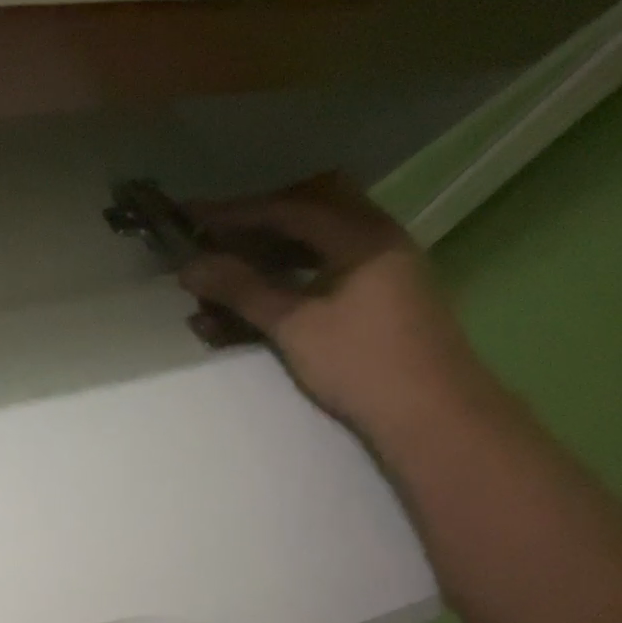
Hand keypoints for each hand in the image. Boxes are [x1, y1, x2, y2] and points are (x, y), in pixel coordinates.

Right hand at [178, 173, 492, 436]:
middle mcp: (376, 241)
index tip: (188, 217)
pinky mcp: (377, 295)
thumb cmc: (362, 364)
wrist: (434, 417)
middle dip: (261, 218)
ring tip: (225, 273)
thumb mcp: (293, 325)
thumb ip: (240, 289)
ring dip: (270, 248)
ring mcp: (381, 268)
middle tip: (217, 237)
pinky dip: (287, 273)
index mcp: (362, 239)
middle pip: (314, 206)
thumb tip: (187, 266)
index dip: (233, 212)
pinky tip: (253, 300)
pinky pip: (325, 265)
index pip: (288, 209)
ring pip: (319, 237)